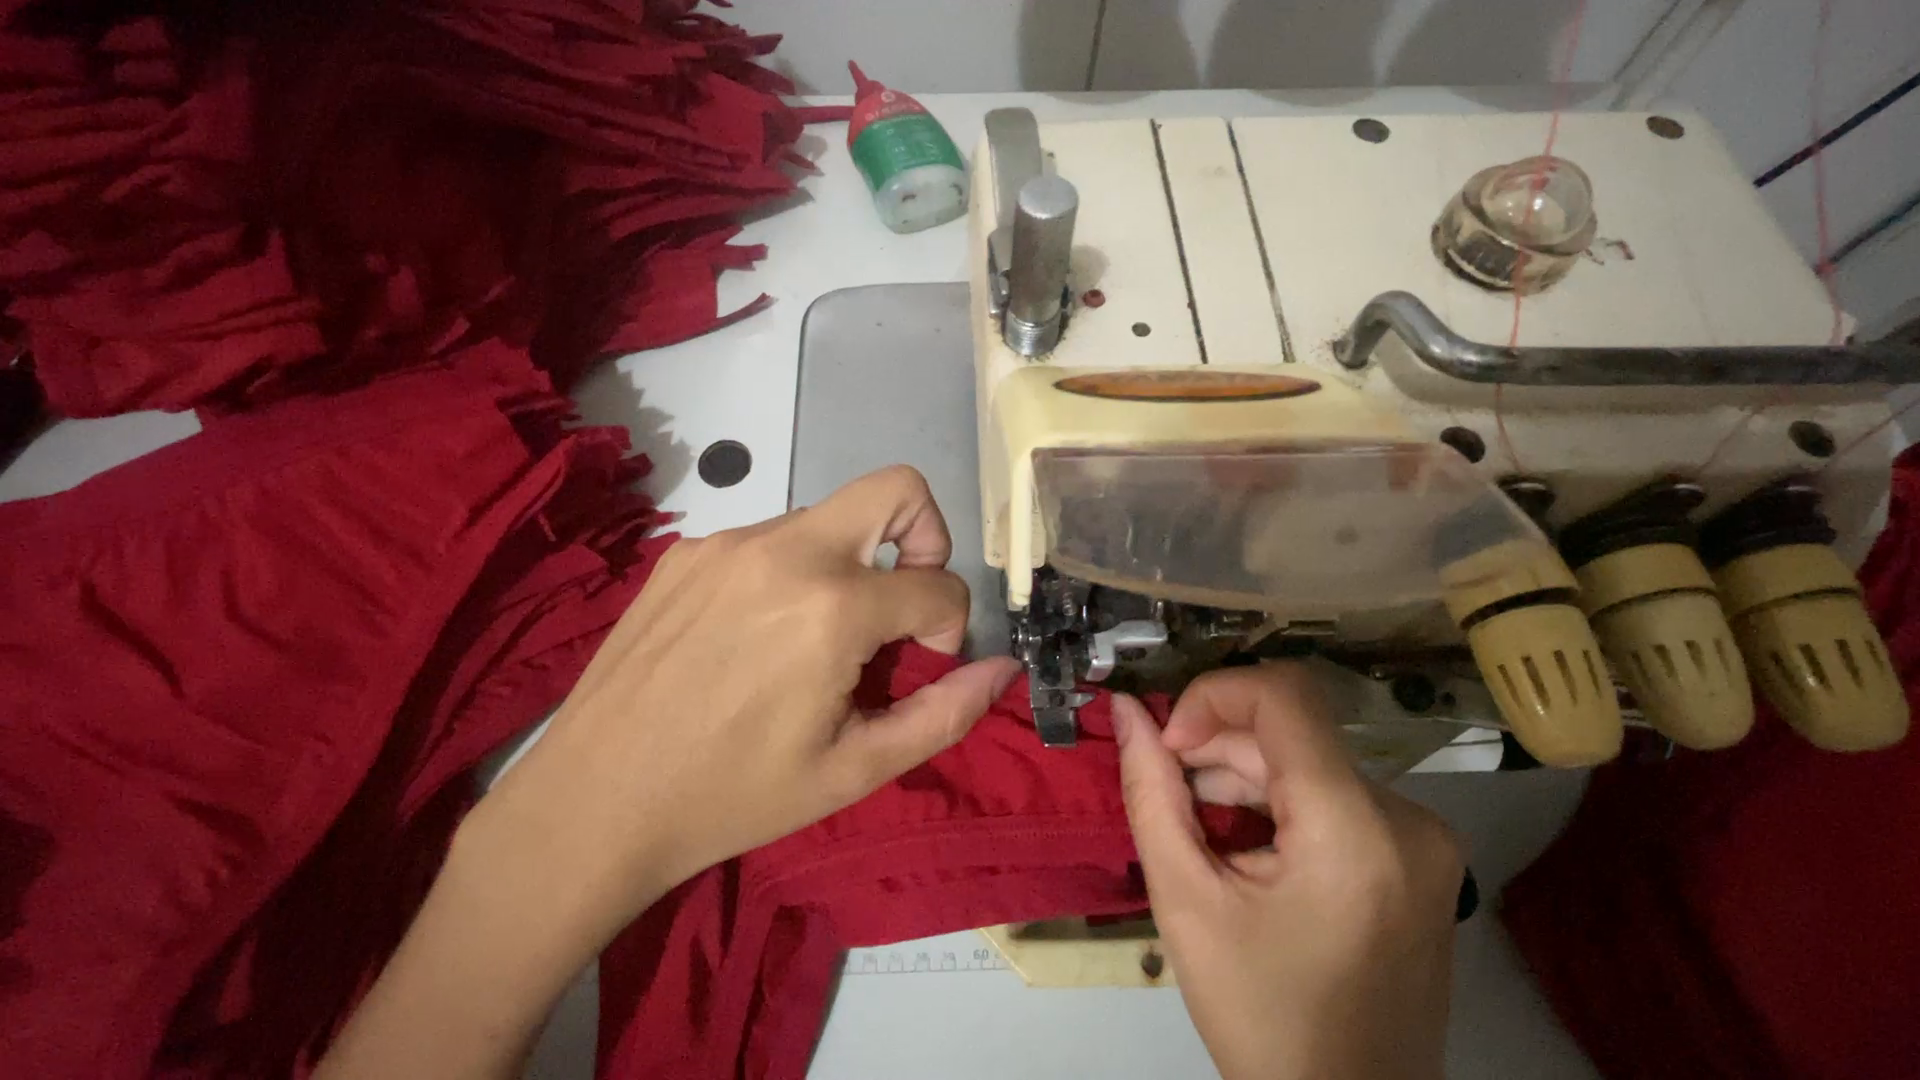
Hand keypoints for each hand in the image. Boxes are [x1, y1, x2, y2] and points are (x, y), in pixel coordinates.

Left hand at [495, 464, 1021, 915]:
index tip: (916, 668)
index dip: (948, 627)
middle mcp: (783, 550)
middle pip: (896, 488)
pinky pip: (769, 540)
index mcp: (831, 607)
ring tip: (810, 644)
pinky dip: (790, 575)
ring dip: (850, 568)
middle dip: (926, 539)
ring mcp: (727, 542)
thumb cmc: (734, 796)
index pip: (939, 582)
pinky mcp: (686, 551)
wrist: (596, 801)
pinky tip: (752, 639)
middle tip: (900, 609)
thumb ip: (944, 713)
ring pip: (829, 520)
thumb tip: (1003, 667)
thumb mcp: (854, 770)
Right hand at [1114, 664, 1460, 1079]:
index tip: (1166, 745)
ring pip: (1310, 763)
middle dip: (1216, 748)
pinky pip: (1335, 796)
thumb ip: (1150, 793)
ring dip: (1243, 778)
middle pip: (1292, 736)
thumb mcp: (1186, 902)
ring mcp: (1422, 839)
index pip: (1284, 696)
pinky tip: (1244, 848)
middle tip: (1168, 794)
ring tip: (1200, 831)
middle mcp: (1406, 818)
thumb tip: (1125, 710)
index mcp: (1355, 829)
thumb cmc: (1261, 1015)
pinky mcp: (1420, 858)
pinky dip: (1278, 804)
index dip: (1212, 696)